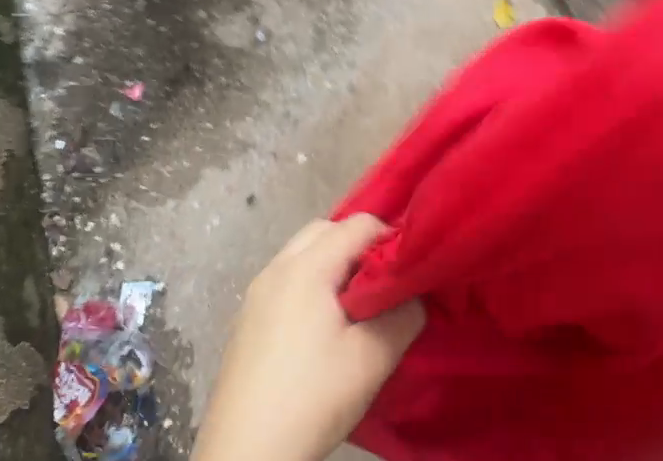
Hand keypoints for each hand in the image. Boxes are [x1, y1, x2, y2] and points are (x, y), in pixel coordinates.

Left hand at [193, 215, 424, 460]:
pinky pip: (286, 281)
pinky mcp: (246, 321)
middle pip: (325, 231)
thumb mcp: (373, 358)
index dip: (390, 237)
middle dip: (359, 245)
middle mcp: (276, 269)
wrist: (245, 454)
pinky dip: (310, 286)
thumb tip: (417, 296)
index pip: (357, 224)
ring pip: (302, 255)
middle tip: (384, 283)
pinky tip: (324, 329)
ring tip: (357, 307)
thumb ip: (405, 316)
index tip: (409, 268)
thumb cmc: (312, 396)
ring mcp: (255, 295)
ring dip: (333, 266)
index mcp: (306, 268)